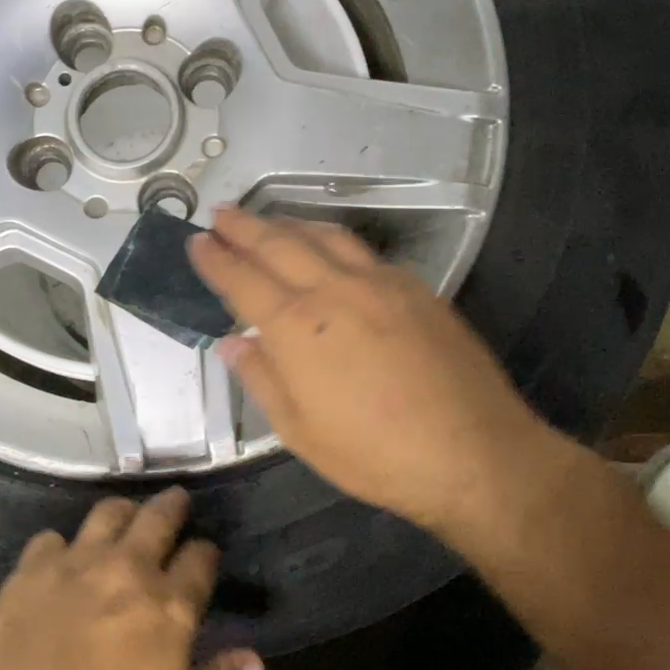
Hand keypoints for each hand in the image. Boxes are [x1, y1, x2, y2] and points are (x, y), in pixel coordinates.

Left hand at [0, 490, 262, 669]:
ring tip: (125, 518)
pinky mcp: (29, 569)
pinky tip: (61, 560)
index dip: (206, 553)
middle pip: (158, 518)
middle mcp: (127, 572)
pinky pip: (52, 538)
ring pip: (107, 513)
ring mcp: (75, 564)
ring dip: (123, 512)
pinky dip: (63, 545)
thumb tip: (256, 663)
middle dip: (172, 506)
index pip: (200, 559)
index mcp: (169, 609)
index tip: (204, 555)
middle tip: (176, 501)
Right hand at [187, 207, 577, 534]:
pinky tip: (330, 249)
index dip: (216, 259)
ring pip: (325, 236)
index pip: (243, 280)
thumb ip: (262, 380)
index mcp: (297, 328)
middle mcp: (336, 292)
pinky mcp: (418, 290)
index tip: (196, 242)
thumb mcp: (300, 432)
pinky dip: (333, 240)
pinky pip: (363, 252)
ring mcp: (382, 285)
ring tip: (268, 220)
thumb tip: (231, 343)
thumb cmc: (375, 455)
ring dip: (289, 223)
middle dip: (244, 226)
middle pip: (280, 244)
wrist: (474, 453)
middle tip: (220, 213)